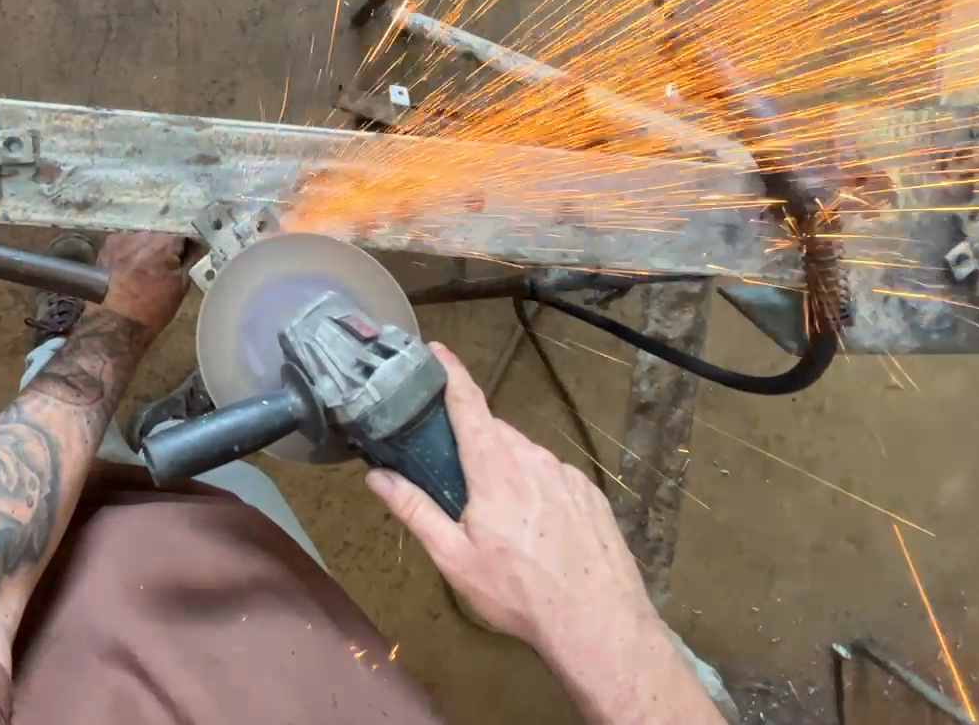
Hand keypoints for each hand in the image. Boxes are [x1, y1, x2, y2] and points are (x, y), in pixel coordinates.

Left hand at [89, 232, 188, 340]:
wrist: (115, 321)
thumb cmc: (153, 308)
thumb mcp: (181, 286)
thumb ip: (189, 261)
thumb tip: (192, 249)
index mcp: (165, 241)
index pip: (184, 232)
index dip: (188, 244)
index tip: (187, 254)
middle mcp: (144, 233)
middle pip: (161, 232)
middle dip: (165, 246)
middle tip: (165, 264)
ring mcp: (122, 237)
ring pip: (142, 236)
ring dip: (146, 247)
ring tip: (144, 267)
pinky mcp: (108, 245)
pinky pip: (125, 242)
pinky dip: (130, 251)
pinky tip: (129, 266)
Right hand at [366, 341, 659, 656]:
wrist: (603, 631)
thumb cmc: (519, 592)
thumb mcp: (454, 558)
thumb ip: (414, 510)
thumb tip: (375, 475)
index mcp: (494, 468)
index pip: (469, 403)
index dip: (451, 371)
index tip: (435, 348)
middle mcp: (532, 459)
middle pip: (492, 430)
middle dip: (470, 441)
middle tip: (455, 474)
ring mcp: (566, 475)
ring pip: (522, 452)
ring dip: (503, 465)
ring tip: (498, 511)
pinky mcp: (591, 494)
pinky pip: (550, 473)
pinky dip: (534, 484)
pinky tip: (536, 525)